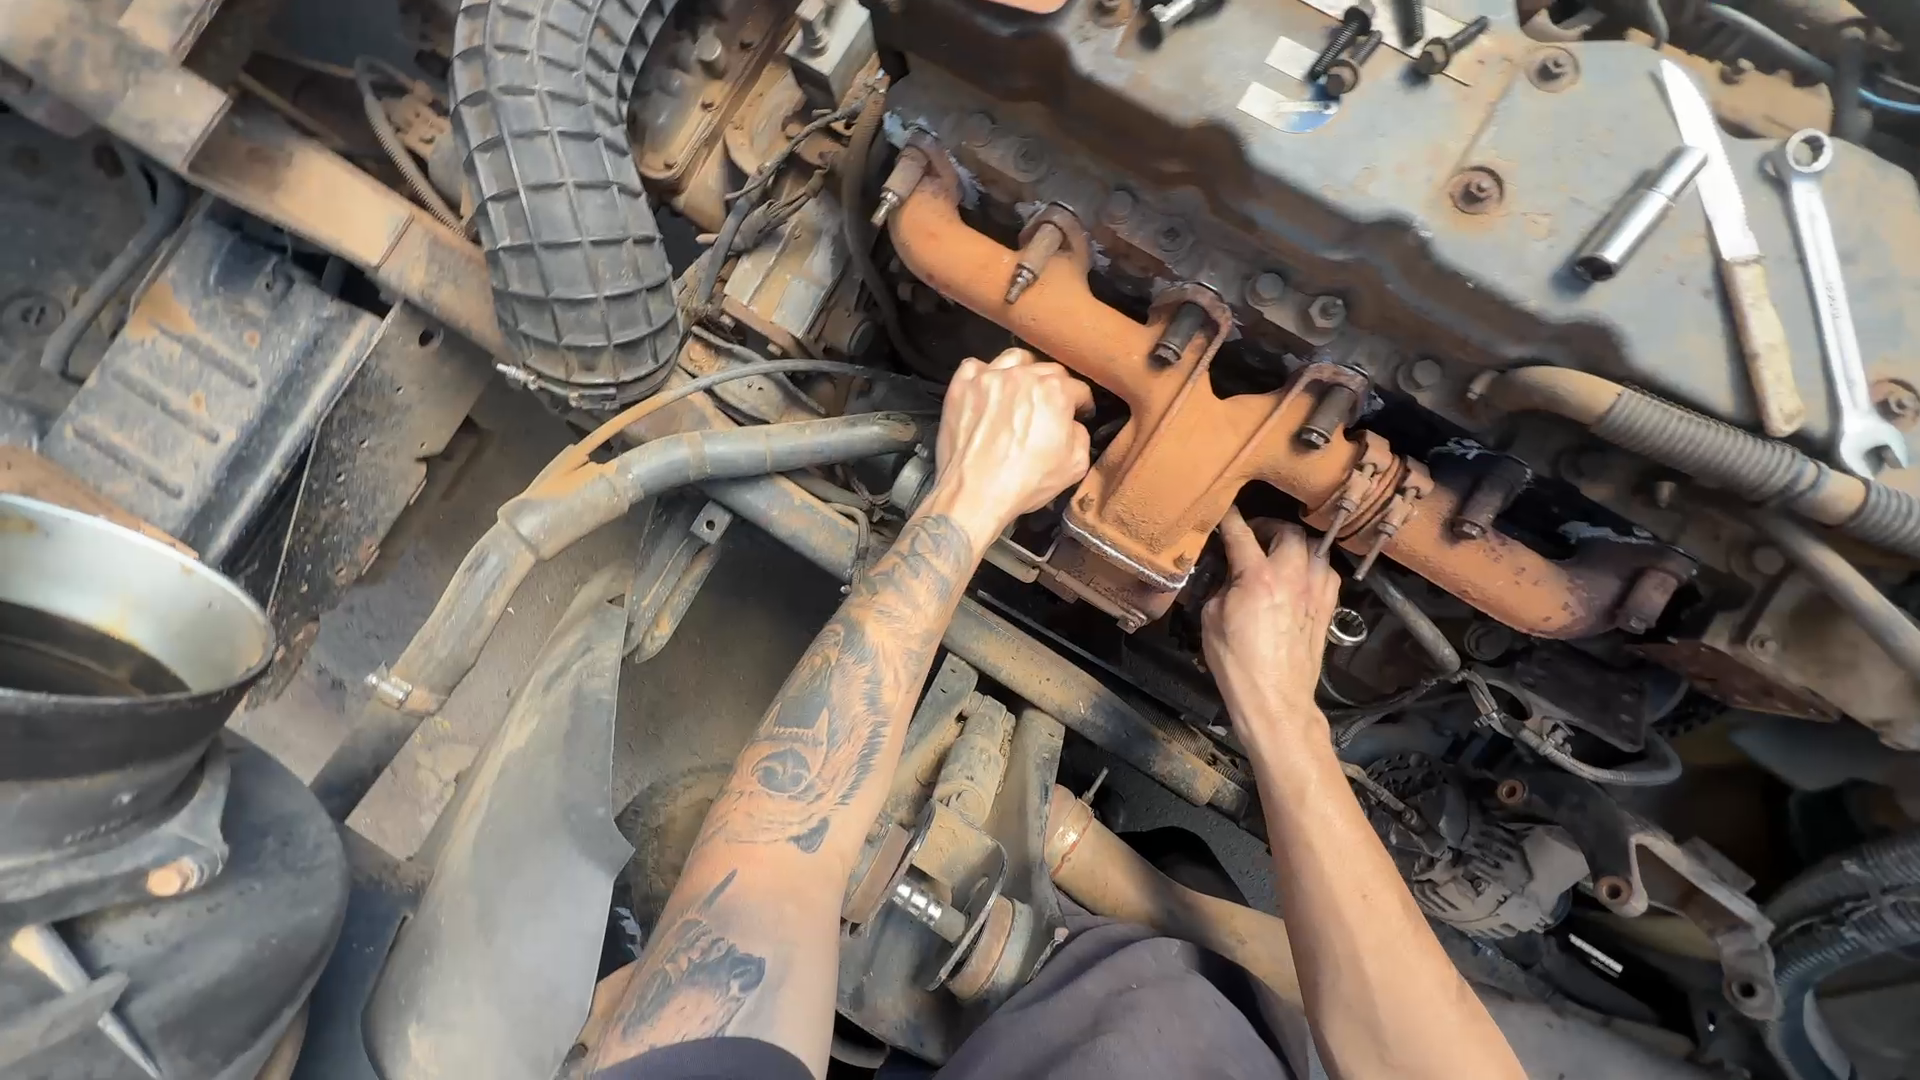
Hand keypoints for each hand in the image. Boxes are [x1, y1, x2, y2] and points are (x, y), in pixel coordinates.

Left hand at [922, 348, 1092, 546]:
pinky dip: (984, 375)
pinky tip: (988, 391)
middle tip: (1049, 408)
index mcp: (1054, 391)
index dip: (1081, 404)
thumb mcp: (1075, 466)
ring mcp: (988, 378)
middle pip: (1047, 370)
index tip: (1079, 413)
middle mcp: (1022, 375)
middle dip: (1054, 388)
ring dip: (1023, 371)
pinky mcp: (961, 387)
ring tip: (1021, 390)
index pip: (1078, 388)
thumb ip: (1081, 435)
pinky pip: (975, 367)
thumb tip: (1072, 424)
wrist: (974, 494)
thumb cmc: (1025, 482)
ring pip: (1013, 359)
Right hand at [1201, 509, 1340, 757]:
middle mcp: (1292, 577)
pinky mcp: (1328, 606)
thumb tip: (1229, 572)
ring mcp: (1315, 591)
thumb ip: (1221, 586)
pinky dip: (1311, 564)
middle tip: (1252, 535)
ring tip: (1277, 552)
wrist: (1275, 698)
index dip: (1230, 517)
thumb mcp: (1210, 618)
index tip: (1223, 509)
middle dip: (1268, 527)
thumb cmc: (1236, 662)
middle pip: (1288, 531)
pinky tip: (1298, 574)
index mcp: (1257, 578)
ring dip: (1294, 544)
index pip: (1241, 533)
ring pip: (1313, 548)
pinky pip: (1325, 570)